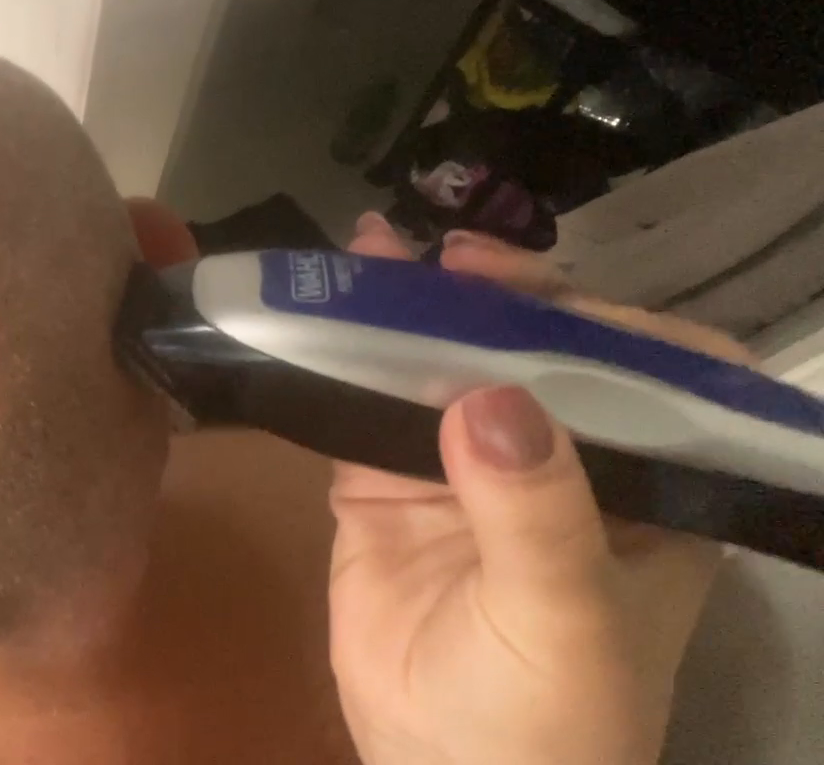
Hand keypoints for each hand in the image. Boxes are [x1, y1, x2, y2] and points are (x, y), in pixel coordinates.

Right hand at [329, 216, 726, 764]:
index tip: (529, 290)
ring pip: (441, 369)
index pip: (652, 382)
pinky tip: (318, 317)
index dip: (602, 321)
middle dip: (494, 299)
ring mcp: (457, 468)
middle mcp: (554, 466)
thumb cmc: (541, 717)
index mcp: (641, 495)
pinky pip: (363, 404)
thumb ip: (538, 515)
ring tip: (370, 252)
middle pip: (534, 357)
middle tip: (440, 259)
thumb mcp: (563, 623)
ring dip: (409, 311)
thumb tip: (493, 397)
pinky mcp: (380, 478)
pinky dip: (342, 359)